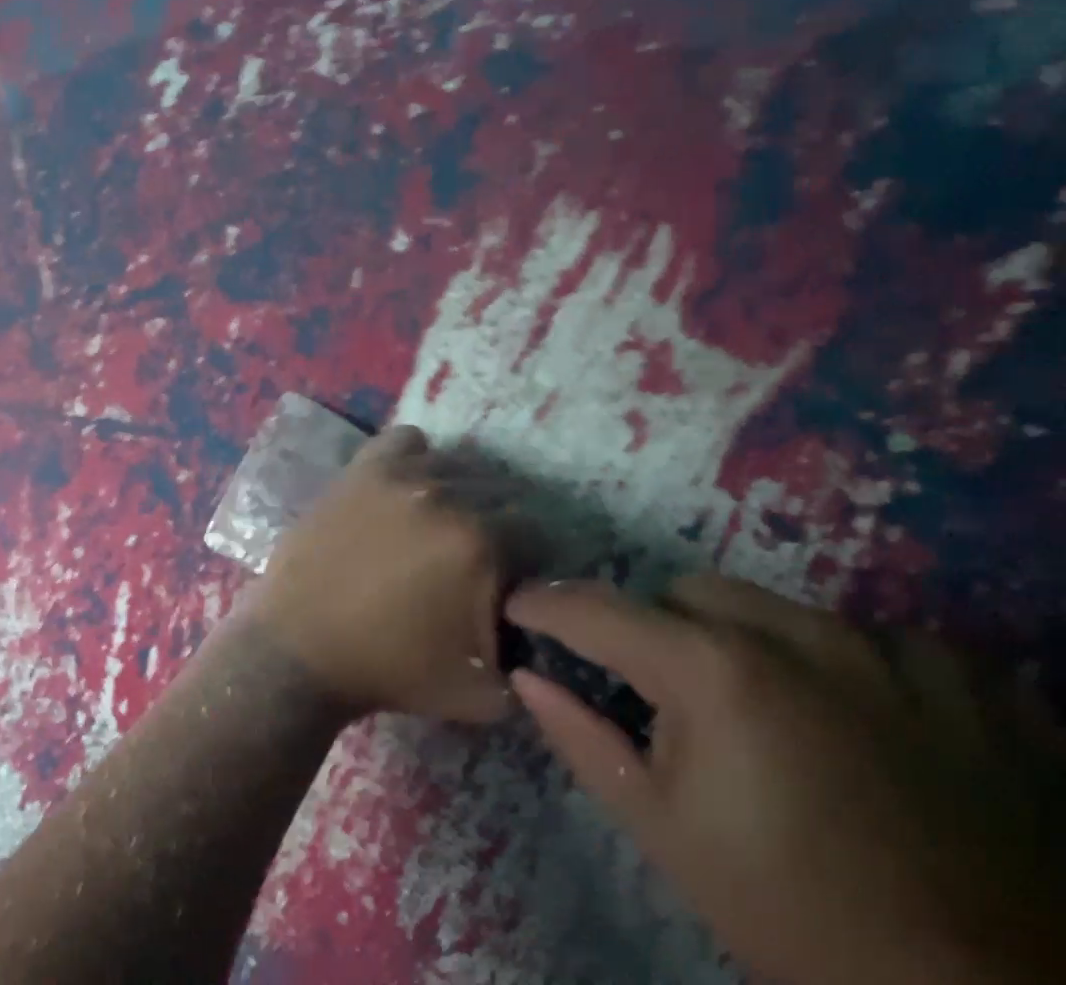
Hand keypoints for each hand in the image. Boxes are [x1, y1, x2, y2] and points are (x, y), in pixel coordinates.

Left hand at [241, 424, 519, 722]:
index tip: (512, 581)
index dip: (531, 560)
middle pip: (500, 494)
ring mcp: (396, 478)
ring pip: (455, 466)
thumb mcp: (481, 694)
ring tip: (439, 528)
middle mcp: (445, 497)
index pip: (539, 532)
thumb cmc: (388, 672)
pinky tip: (407, 492)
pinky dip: (415, 459)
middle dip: (499, 526)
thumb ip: (534, 668)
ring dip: (460, 492)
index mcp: (482, 543)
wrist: (298, 651)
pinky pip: (403, 442)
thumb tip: (555, 637)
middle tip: (474, 559)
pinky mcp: (356, 473)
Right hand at [508, 576, 1065, 984]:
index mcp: (715, 672)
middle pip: (692, 592)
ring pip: (783, 609)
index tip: (519, 610)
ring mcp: (901, 650)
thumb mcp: (659, 825)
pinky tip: (857, 731)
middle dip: (653, 624)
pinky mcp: (978, 680)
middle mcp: (806, 635)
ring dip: (747, 643)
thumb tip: (527, 674)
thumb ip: (582, 736)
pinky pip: (876, 642)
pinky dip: (842, 668)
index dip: (545, 604)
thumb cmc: (784, 905)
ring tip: (763, 714)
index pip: (598, 609)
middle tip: (653, 687)